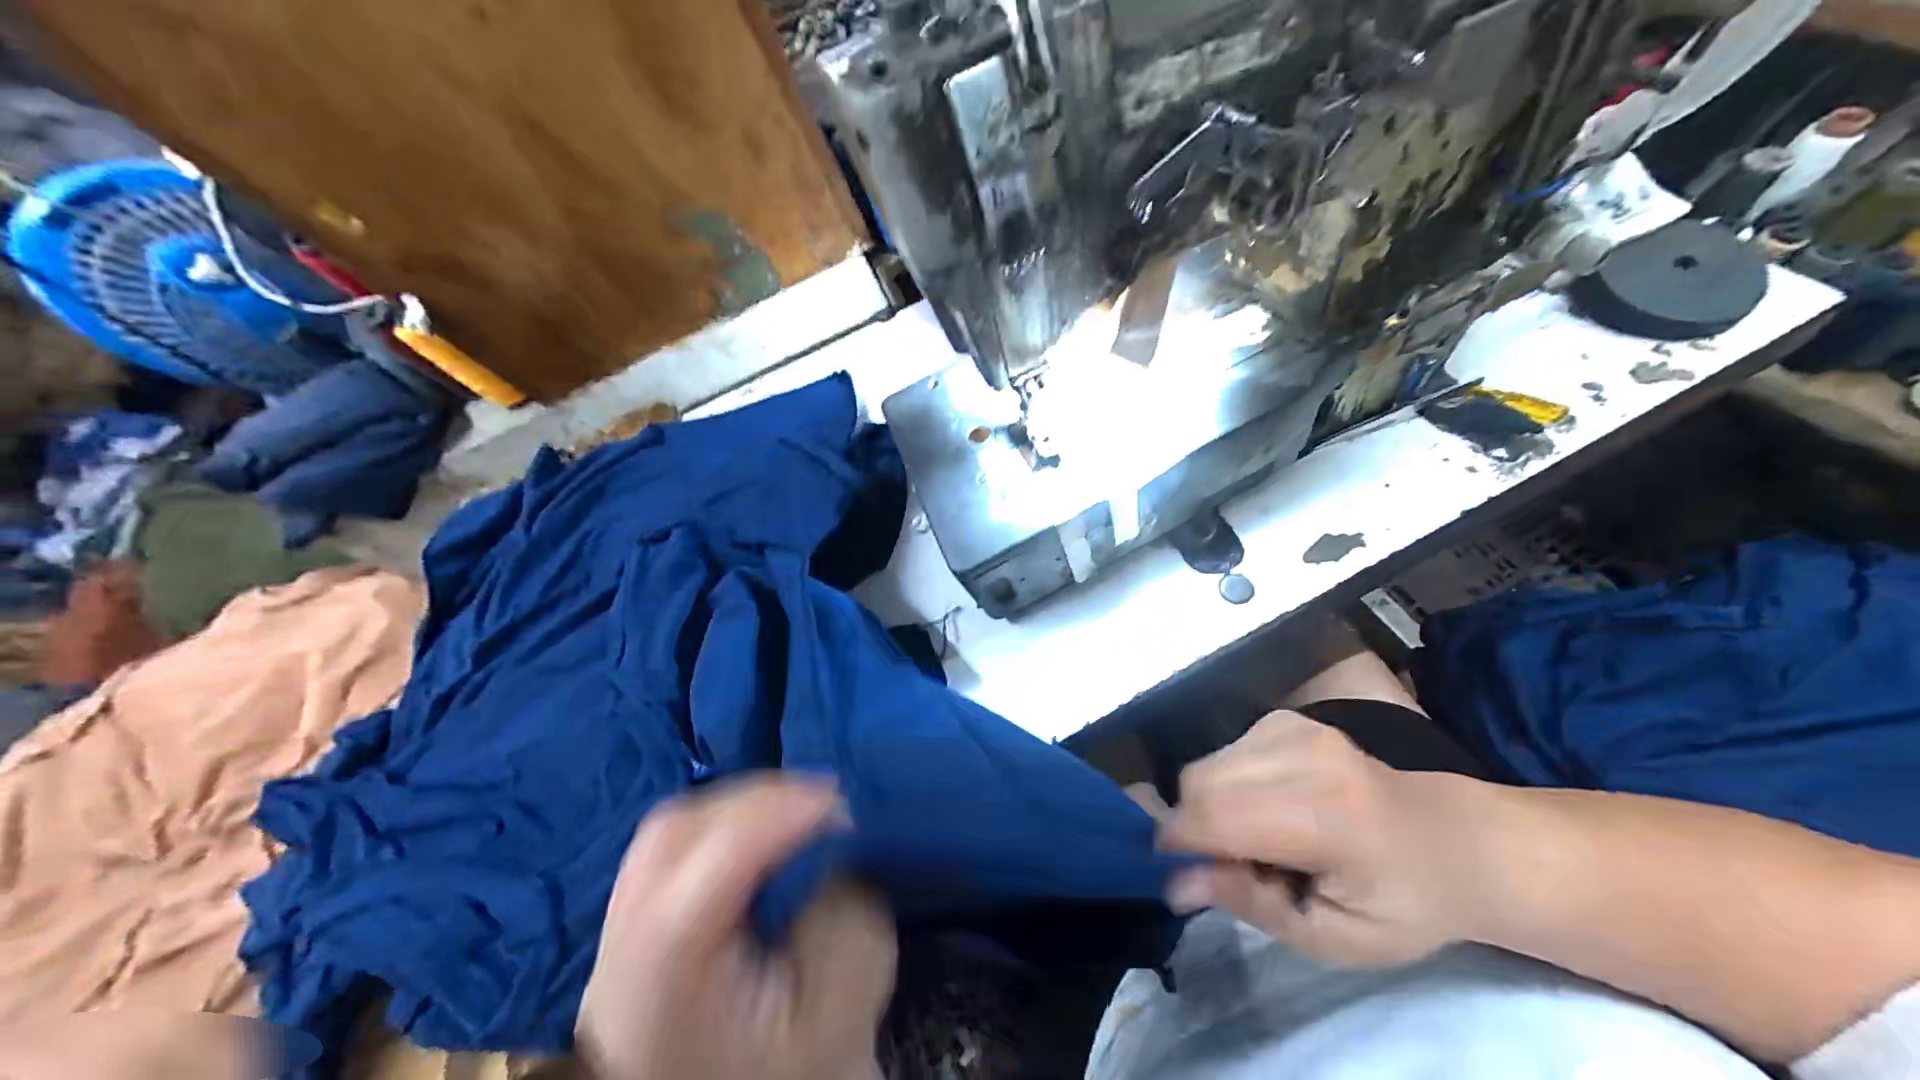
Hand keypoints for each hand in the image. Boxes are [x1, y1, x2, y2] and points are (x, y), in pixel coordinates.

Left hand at [576, 776, 896, 1079]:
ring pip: (665, 835)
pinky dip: (717, 829)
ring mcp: (613, 947)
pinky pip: (666, 854)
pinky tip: (761, 838)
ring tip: (796, 812)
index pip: (711, 864)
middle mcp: (618, 957)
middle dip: (755, 801)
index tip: (838, 802)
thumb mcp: (844, 1007)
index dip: (777, 813)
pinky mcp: (629, 940)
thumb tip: (827, 846)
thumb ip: (844, 914)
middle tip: (821, 803)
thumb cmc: (797, 1076)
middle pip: (675, 835)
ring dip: (735, 809)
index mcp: (663, 982)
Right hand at [1161, 710, 1497, 966]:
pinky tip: (1265, 806)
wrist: (1456, 842)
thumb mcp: (1335, 938)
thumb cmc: (1402, 904)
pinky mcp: (1286, 719)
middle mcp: (1304, 755)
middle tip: (1227, 864)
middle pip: (1199, 781)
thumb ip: (1253, 904)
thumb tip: (1176, 883)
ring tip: (1253, 836)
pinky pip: (1224, 752)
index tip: (1177, 874)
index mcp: (1325, 817)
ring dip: (1207, 804)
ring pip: (1205, 764)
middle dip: (1192, 825)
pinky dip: (1226, 783)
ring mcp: (1294, 728)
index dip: (1179, 843)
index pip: (1217, 816)